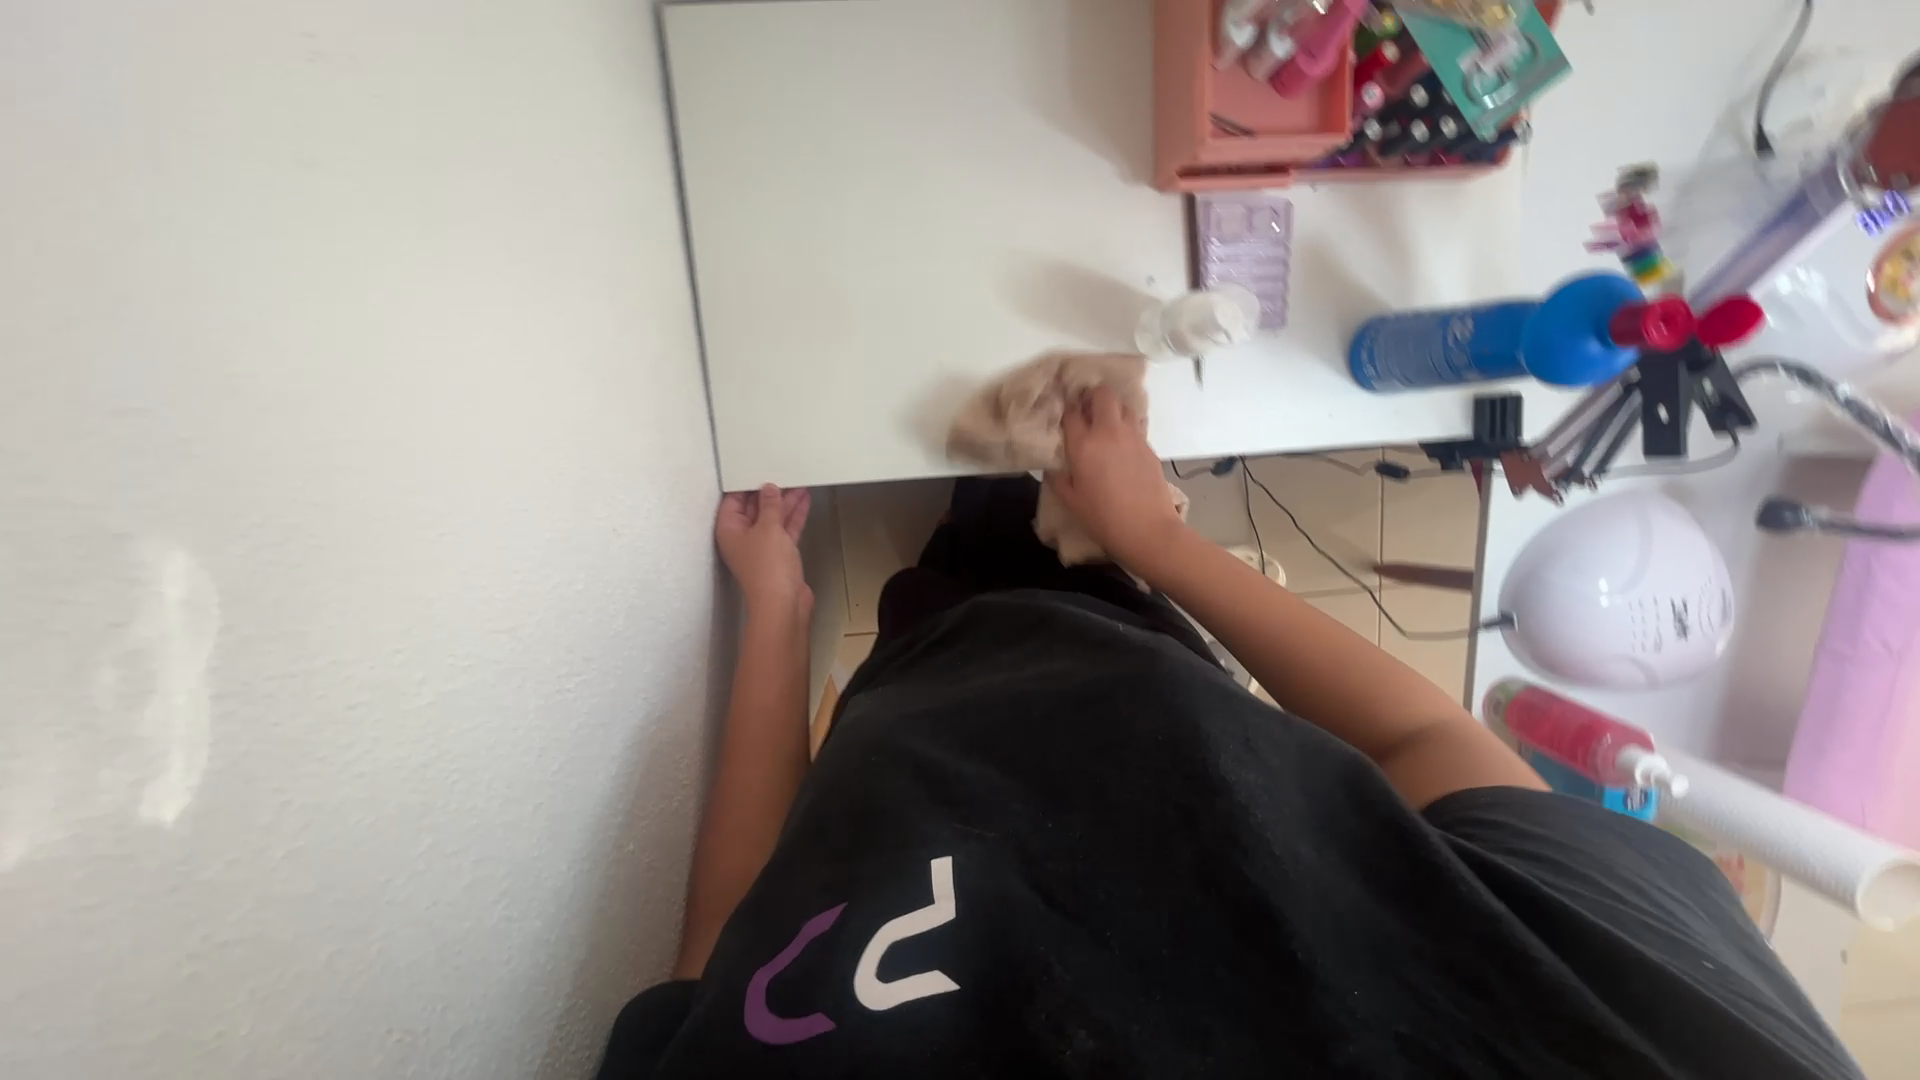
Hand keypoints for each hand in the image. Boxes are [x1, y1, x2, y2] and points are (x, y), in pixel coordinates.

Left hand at [716, 485, 812, 616]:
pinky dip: (794, 516)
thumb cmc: (768, 569)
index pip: (733, 500)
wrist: (783, 604)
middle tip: (782, 473)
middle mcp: (742, 538)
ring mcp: (761, 547)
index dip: (745, 484)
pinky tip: (804, 501)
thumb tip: (768, 489)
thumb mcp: (768, 528)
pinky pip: (785, 529)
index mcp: (728, 530)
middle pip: (754, 508)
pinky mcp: (779, 555)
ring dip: (785, 502)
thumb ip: (770, 505)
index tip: (759, 469)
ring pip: (772, 518)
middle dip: (769, 492)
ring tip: (798, 483)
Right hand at [1046, 386, 1188, 570]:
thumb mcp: (1070, 501)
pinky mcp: (1149, 446)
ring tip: (1105, 423)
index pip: (1071, 411)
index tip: (1063, 407)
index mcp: (1084, 445)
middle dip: (1093, 395)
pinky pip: (1136, 425)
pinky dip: (1126, 426)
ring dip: (1112, 408)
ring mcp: (1133, 437)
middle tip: (1085, 409)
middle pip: (1103, 395)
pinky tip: (1121, 444)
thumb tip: (1054, 465)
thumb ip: (1058, 478)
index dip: (1066, 405)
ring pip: (1123, 405)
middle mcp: (1109, 432)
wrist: (1147, 529)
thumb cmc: (1103, 518)